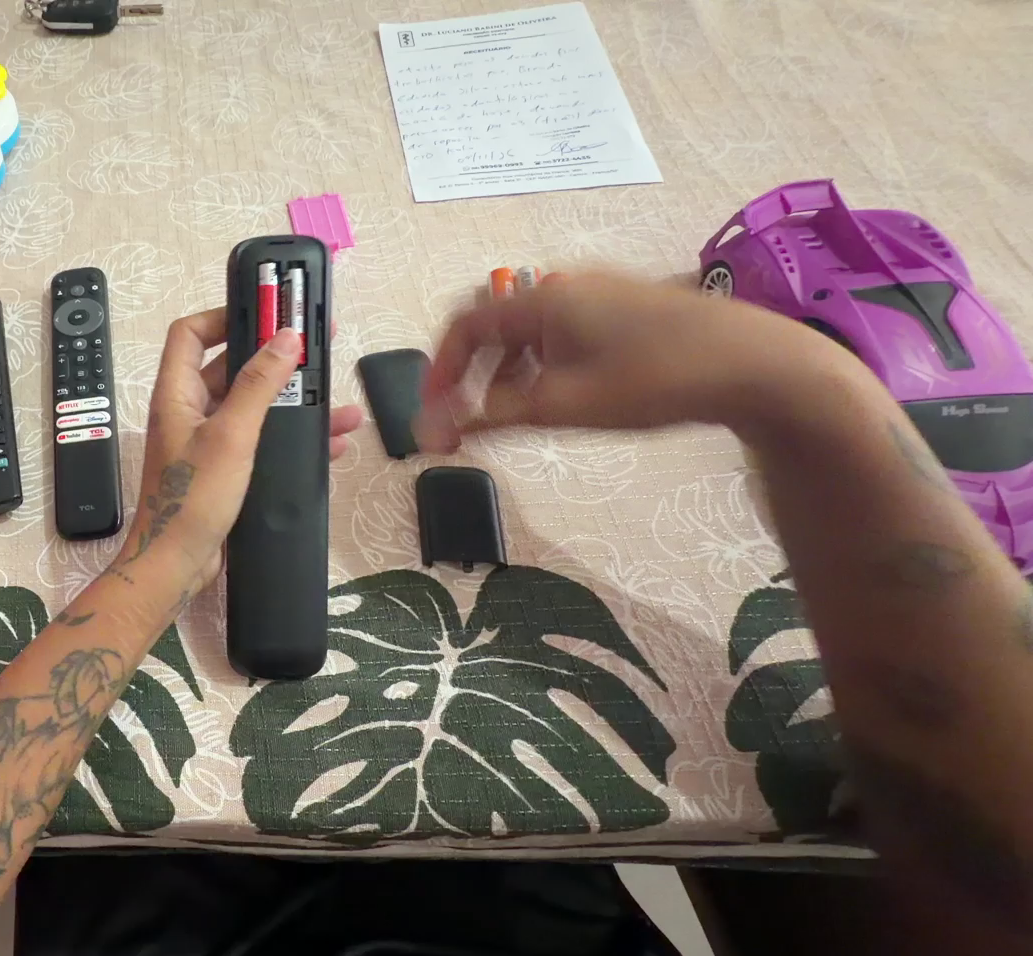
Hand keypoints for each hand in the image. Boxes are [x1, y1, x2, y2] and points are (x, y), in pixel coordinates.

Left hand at [117, 308, 363, 586]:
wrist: (177, 563)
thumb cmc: (193, 497)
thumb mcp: (232, 434)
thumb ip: (259, 385)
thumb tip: (285, 337)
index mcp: (176, 395)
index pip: (189, 334)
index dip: (223, 315)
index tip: (265, 313)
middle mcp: (187, 413)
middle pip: (229, 369)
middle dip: (274, 362)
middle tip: (315, 354)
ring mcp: (204, 442)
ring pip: (251, 408)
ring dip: (290, 404)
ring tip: (336, 406)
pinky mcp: (221, 469)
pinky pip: (258, 441)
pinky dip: (288, 438)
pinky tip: (328, 443)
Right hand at [413, 270, 863, 451]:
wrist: (761, 366)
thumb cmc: (652, 381)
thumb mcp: (559, 405)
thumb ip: (487, 416)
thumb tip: (430, 431)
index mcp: (541, 302)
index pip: (463, 327)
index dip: (439, 370)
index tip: (433, 410)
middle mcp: (564, 288)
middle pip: (491, 326)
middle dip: (470, 372)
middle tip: (466, 413)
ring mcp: (598, 295)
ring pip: (525, 333)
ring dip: (503, 373)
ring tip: (512, 413)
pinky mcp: (623, 308)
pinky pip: (557, 334)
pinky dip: (538, 365)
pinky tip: (556, 395)